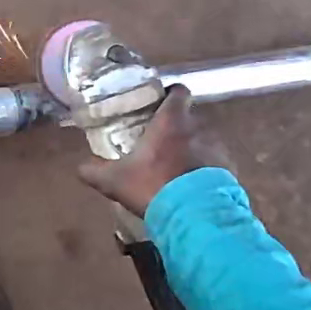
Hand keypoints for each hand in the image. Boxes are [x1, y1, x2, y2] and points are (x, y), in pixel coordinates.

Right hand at [76, 85, 229, 216]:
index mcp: (171, 121)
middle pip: (189, 117)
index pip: (178, 91)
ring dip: (190, 148)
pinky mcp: (229, 170)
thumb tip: (81, 167)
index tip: (157, 103)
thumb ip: (94, 171)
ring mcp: (217, 149)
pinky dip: (203, 168)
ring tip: (173, 165)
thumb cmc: (153, 186)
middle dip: (175, 126)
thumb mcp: (114, 181)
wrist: (197, 218)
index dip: (169, 94)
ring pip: (202, 139)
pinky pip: (214, 162)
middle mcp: (198, 128)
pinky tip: (189, 185)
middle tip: (157, 140)